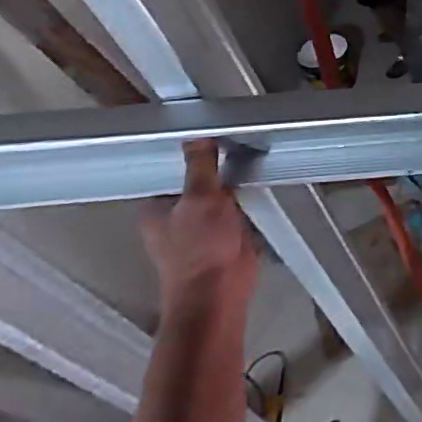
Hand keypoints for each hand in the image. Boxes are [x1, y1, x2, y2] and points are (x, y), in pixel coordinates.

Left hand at [138, 140, 258, 316]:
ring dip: (237, 179)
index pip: (172, 169)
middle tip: (242, 136)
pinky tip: (264, 178)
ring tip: (257, 150)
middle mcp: (176, 215)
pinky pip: (239, 205)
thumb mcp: (200, 199)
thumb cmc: (200, 248)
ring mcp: (203, 225)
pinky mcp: (228, 232)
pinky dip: (250, 195)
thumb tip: (195, 135)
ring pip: (221, 191)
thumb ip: (200, 166)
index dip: (191, 150)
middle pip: (199, 179)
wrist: (220, 292)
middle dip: (220, 163)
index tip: (213, 129)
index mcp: (156, 208)